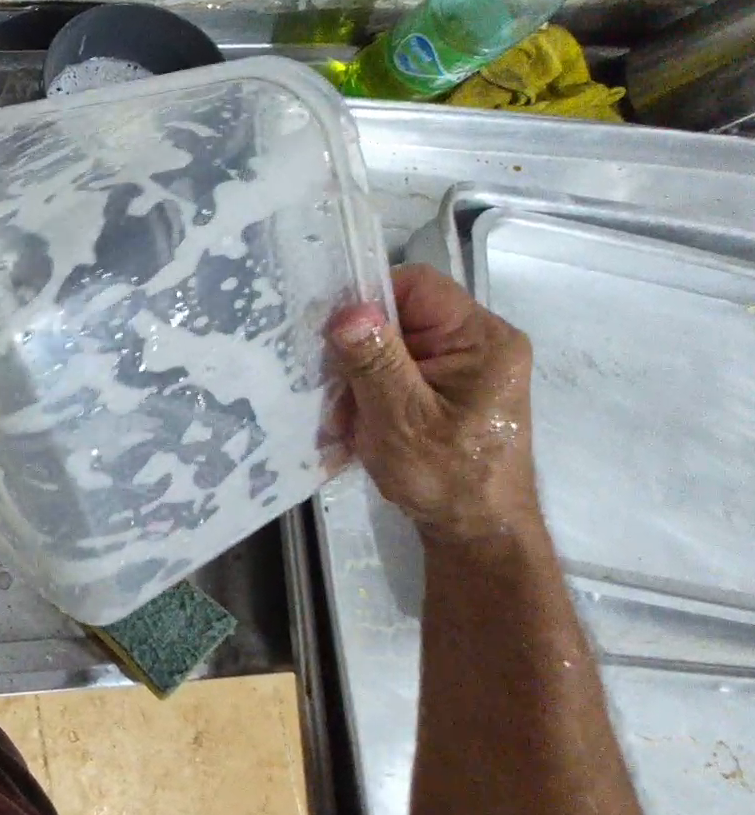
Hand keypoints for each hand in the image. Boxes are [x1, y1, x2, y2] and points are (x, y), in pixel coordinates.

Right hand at [327, 264, 541, 546]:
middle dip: (358, 351)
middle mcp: (478, 343)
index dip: (368, 301)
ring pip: (389, 345)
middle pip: (400, 315)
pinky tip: (359, 421)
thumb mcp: (400, 417)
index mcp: (482, 339)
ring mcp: (462, 366)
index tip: (332, 337)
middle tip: (339, 393)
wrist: (475, 529)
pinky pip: (395, 370)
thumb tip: (348, 310)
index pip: (417, 286)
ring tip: (350, 416)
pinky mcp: (445, 387)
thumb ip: (375, 362)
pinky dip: (369, 392)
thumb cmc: (445, 475)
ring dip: (359, 378)